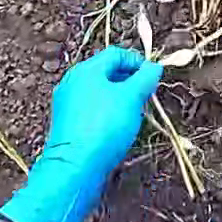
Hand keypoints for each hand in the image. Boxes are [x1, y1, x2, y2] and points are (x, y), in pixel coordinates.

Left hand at [0, 47, 162, 221]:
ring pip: (100, 92)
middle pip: (107, 72)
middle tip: (146, 96)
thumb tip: (153, 67)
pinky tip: (119, 128)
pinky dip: (108, 112)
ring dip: (121, 98)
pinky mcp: (68, 124)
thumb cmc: (104, 127)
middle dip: (130, 81)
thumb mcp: (132, 98)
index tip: (151, 77)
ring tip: (135, 113)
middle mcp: (73, 82)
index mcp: (86, 70)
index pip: (116, 54)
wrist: (75, 167)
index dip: (137, 61)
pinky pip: (92, 109)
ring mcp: (68, 104)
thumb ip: (145, 78)